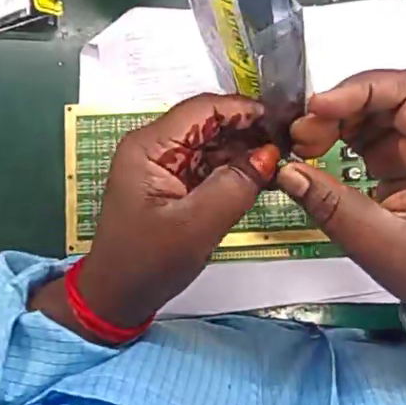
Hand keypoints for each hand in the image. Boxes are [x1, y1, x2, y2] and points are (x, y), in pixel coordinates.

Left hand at [32, 94, 280, 338]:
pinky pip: (207, 165)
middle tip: (287, 144)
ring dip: (243, 150)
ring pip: (211, 143)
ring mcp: (162, 165)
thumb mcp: (196, 226)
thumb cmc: (144, 263)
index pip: (201, 108)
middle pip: (207, 122)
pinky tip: (259, 177)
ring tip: (279, 161)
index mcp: (148, 147)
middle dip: (247, 130)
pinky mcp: (172, 183)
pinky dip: (233, 169)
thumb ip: (234, 186)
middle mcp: (153, 148)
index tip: (280, 122)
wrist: (117, 296)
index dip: (242, 110)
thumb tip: (269, 154)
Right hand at [279, 68, 405, 334]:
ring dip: (337, 120)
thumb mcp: (381, 246)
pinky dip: (341, 136)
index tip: (317, 109)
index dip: (360, 90)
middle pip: (391, 94)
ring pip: (378, 110)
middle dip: (341, 106)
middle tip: (302, 135)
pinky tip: (319, 152)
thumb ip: (332, 205)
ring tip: (305, 145)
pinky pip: (373, 132)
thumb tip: (288, 171)